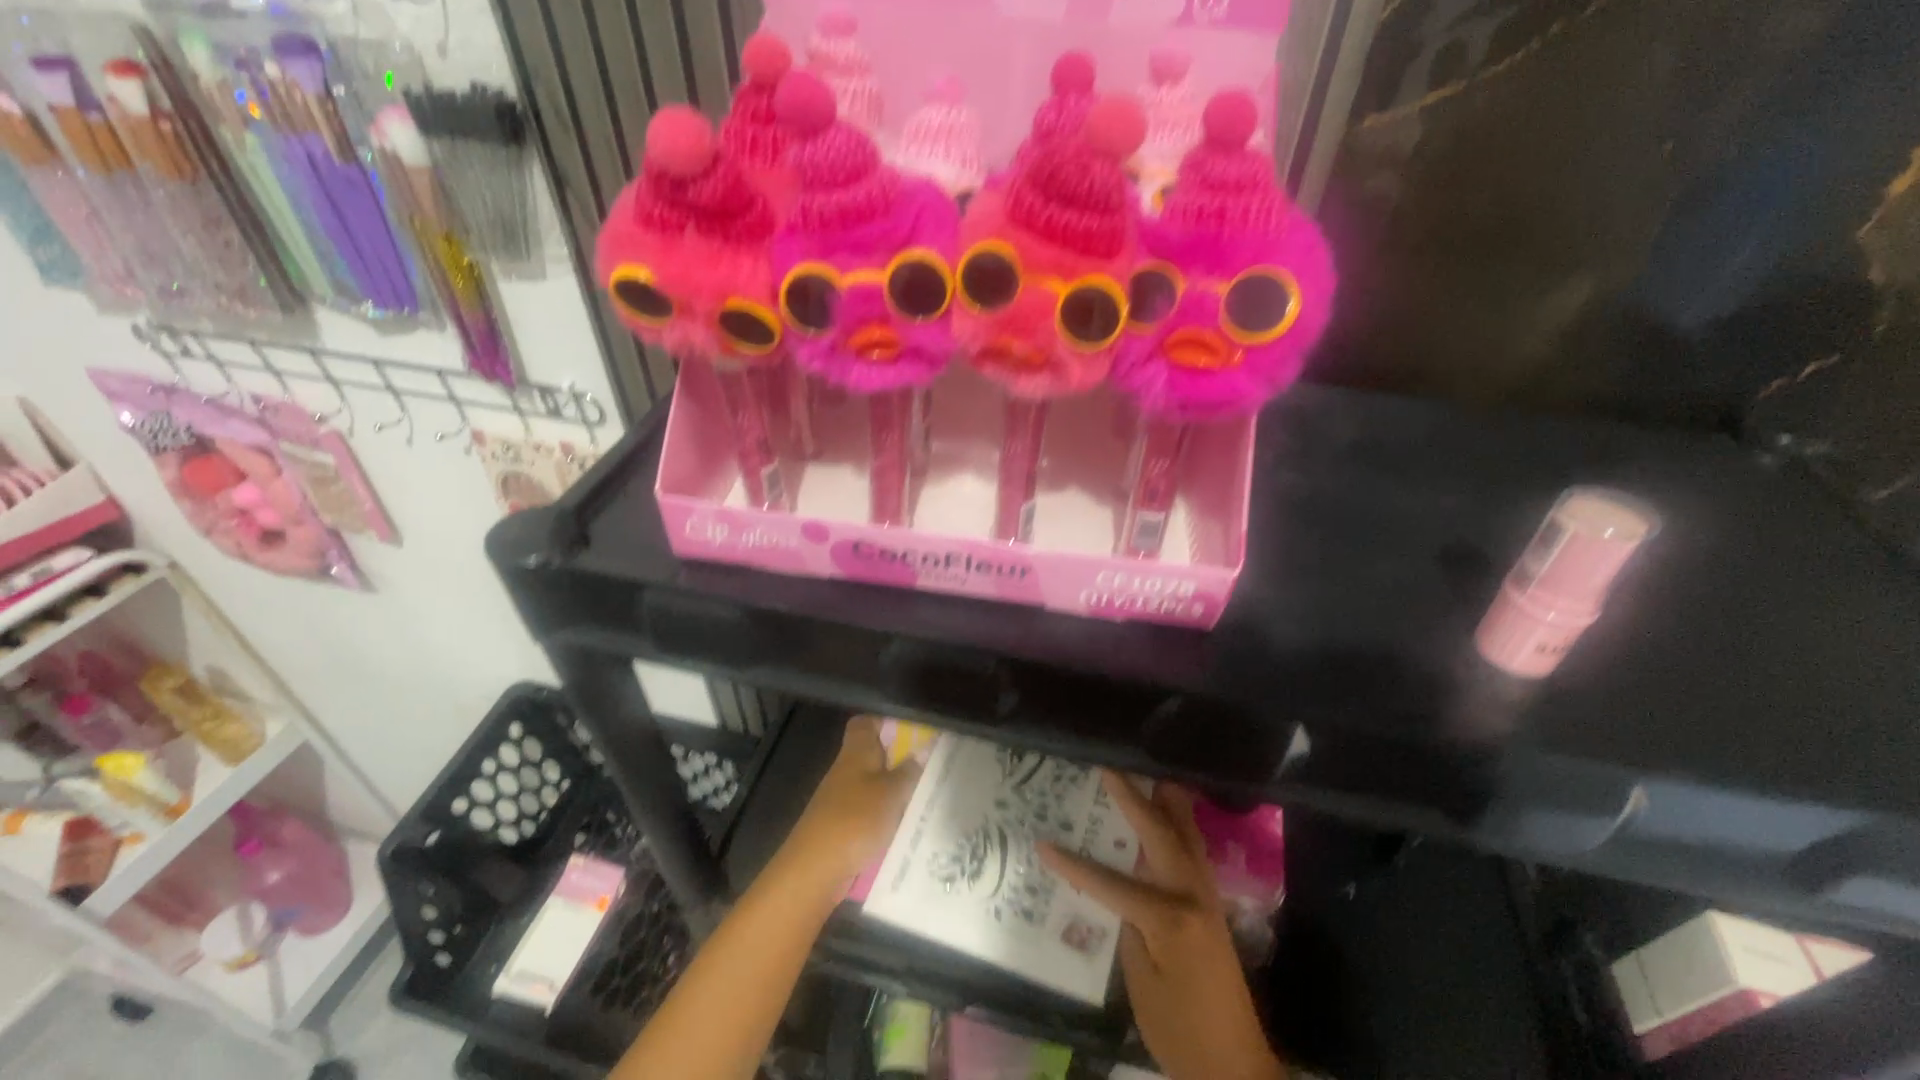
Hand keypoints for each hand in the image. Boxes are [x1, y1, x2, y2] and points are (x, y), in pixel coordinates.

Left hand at [784, 715, 922, 883]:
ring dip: (899, 790)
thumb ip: (908, 772)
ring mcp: (844, 799)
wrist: (815, 869)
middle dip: (902, 759)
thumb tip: (923, 750)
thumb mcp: (890, 793)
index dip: (887, 721)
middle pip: (875, 755)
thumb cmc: (854, 820)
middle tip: (936, 765)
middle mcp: (847, 770)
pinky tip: (912, 825)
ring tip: (932, 795)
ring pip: (877, 785)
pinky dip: (890, 816)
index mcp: (855, 753)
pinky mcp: (845, 825)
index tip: (915, 730)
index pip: (865, 722)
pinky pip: (873, 812)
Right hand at [1040, 772, 1285, 1079]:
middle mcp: (1193, 897)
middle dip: (1136, 801)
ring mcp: (1209, 901)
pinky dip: (1180, 832)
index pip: (1112, 881)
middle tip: (1112, 769)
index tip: (1044, 844)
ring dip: (1168, 807)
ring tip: (1152, 777)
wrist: (1235, 1064)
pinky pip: (1195, 857)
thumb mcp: (1140, 982)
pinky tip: (1171, 825)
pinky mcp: (1216, 911)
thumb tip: (1124, 895)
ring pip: (1188, 840)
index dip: (1075, 865)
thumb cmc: (1179, 1028)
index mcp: (1169, 916)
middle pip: (1162, 837)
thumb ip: (1129, 929)